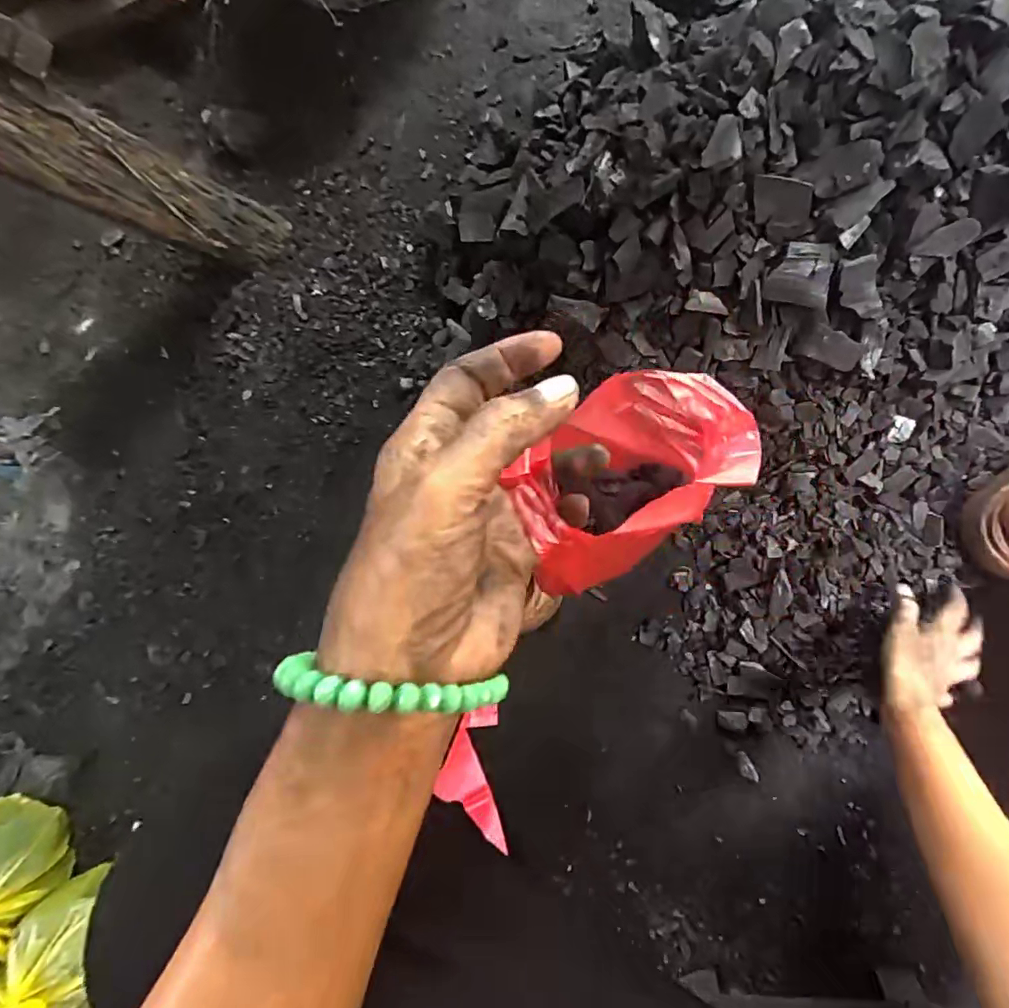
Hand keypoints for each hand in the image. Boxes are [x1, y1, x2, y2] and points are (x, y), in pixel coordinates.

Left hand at [318, 332, 580, 684]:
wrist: (411, 663)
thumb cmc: (415, 562)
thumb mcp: (448, 483)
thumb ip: (504, 429)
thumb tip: (562, 388)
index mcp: (428, 446)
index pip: (466, 383)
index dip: (506, 359)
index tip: (553, 344)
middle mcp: (461, 474)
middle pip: (511, 424)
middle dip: (548, 411)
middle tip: (588, 407)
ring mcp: (491, 515)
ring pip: (541, 470)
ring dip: (570, 461)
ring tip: (597, 461)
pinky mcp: (518, 553)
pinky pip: (557, 519)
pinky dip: (575, 510)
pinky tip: (582, 510)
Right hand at [882, 584, 983, 715]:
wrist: (908, 700)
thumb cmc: (904, 661)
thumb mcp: (899, 629)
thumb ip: (904, 610)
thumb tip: (905, 589)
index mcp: (943, 633)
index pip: (956, 610)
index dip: (957, 597)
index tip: (954, 588)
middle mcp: (954, 652)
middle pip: (972, 637)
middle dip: (975, 626)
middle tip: (976, 619)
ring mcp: (952, 673)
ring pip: (970, 662)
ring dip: (972, 656)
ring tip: (972, 652)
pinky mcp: (943, 690)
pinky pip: (954, 686)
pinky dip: (955, 684)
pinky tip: (952, 687)